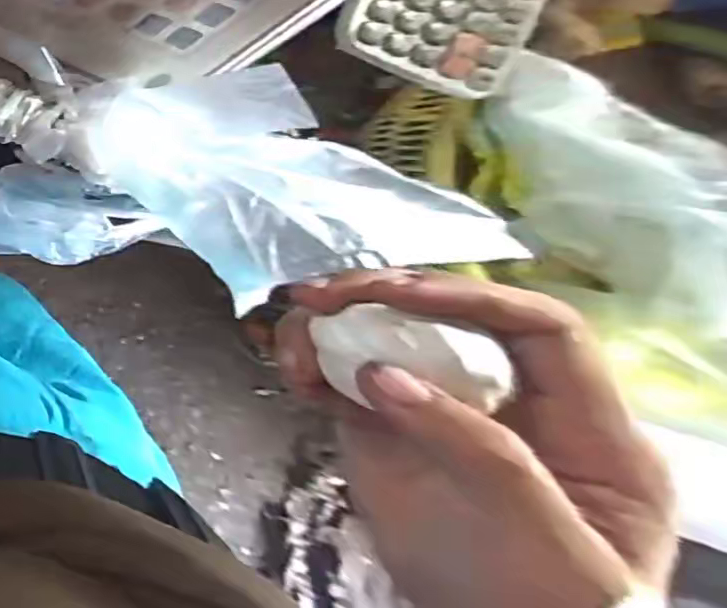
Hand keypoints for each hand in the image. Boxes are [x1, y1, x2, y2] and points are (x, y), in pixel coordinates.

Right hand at [275, 270, 675, 607]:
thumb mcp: (546, 540)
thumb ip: (478, 451)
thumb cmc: (545, 604)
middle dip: (371, 295)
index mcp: (580, 424)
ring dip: (323, 328)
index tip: (390, 295)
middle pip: (440, 314)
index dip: (467, 294)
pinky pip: (338, 368)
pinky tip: (293, 378)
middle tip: (313, 299)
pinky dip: (306, 359)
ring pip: (377, 332)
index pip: (537, 326)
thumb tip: (378, 373)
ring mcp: (436, 407)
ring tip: (292, 355)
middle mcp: (504, 399)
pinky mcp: (379, 421)